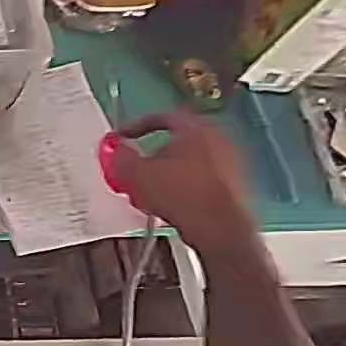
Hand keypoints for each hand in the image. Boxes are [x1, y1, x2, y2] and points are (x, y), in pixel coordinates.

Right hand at [109, 110, 263, 264]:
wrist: (218, 228)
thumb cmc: (183, 195)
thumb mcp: (137, 174)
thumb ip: (121, 157)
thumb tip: (114, 149)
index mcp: (196, 127)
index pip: (162, 117)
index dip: (137, 127)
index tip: (124, 138)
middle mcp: (217, 139)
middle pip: (176, 141)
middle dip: (151, 155)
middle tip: (136, 168)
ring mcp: (229, 163)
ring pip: (187, 162)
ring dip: (165, 173)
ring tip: (148, 191)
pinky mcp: (231, 187)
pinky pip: (198, 181)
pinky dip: (181, 187)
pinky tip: (168, 204)